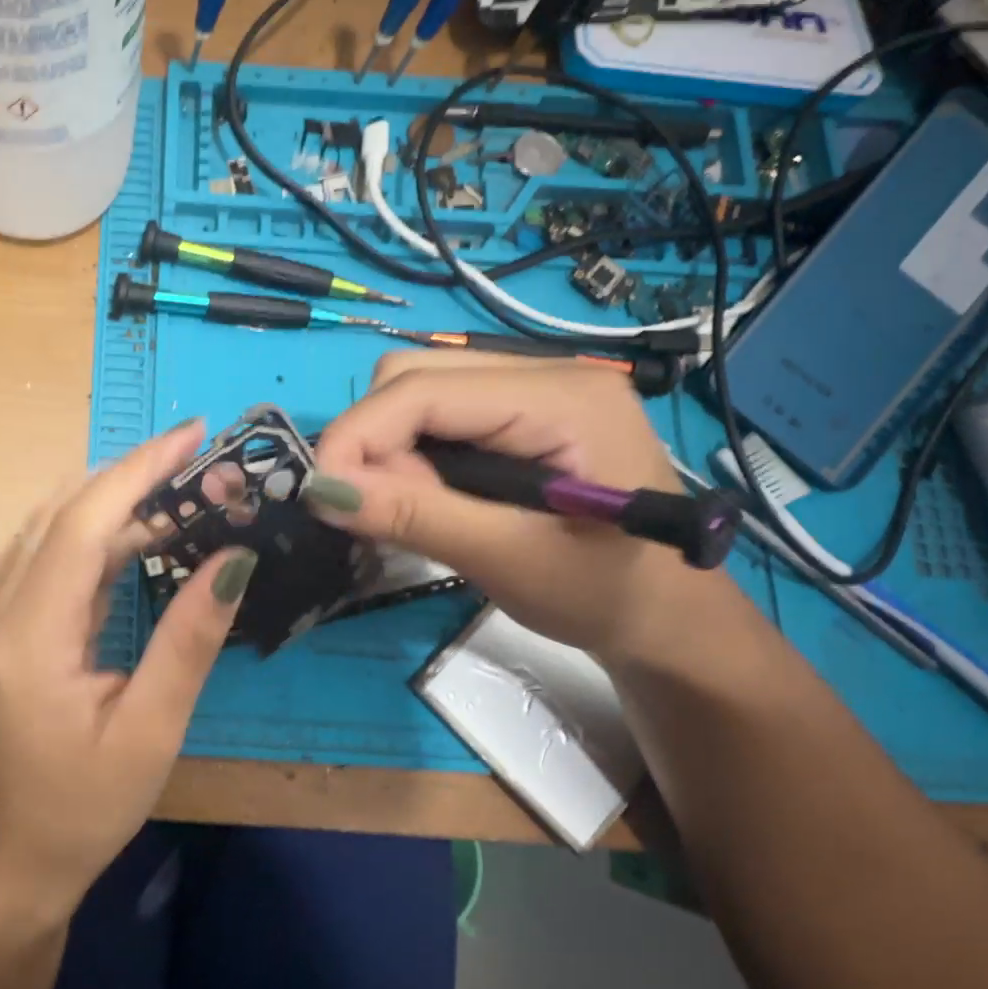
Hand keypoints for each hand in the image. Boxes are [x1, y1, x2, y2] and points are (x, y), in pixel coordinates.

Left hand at [0, 421, 255, 918]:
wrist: (31, 853)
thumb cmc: (91, 803)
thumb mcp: (151, 728)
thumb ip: (188, 641)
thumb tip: (235, 560)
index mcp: (30, 636)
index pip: (79, 527)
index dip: (135, 473)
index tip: (192, 436)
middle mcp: (8, 613)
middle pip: (61, 517)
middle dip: (129, 476)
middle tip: (200, 456)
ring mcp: (8, 619)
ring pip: (56, 532)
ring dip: (117, 502)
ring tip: (185, 486)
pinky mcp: (22, 629)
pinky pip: (59, 561)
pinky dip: (103, 535)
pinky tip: (149, 533)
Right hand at [306, 351, 744, 663]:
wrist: (665, 615)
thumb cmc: (602, 593)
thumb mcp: (507, 559)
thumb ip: (415, 516)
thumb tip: (322, 492)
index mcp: (561, 397)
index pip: (422, 389)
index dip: (357, 435)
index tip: (323, 498)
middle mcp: (545, 372)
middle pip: (411, 375)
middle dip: (372, 439)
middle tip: (381, 508)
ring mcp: (532, 387)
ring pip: (414, 389)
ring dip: (386, 447)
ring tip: (411, 506)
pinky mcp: (517, 411)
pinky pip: (434, 412)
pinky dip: (407, 451)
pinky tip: (428, 494)